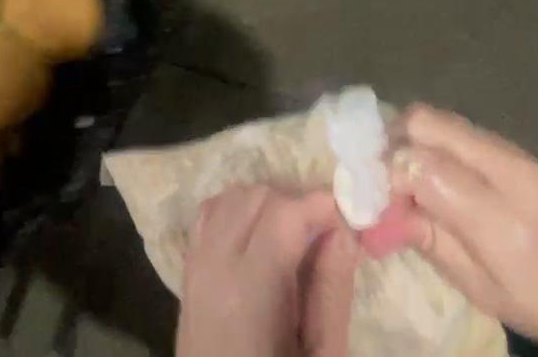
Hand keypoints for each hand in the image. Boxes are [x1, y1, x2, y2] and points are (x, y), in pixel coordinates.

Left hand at [177, 185, 357, 356]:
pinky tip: (261, 237)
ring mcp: (194, 261)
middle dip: (298, 206)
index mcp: (248, 291)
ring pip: (233, 196)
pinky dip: (239, 209)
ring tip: (297, 241)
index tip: (350, 217)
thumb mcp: (321, 356)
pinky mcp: (187, 266)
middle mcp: (213, 263)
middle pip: (259, 197)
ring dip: (269, 204)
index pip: (285, 214)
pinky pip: (211, 211)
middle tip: (327, 238)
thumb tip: (344, 230)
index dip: (321, 205)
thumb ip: (332, 291)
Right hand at [380, 106, 537, 351]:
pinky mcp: (511, 146)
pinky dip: (429, 141)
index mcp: (501, 219)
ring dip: (409, 139)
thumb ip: (429, 241)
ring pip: (437, 117)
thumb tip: (378, 210)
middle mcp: (506, 170)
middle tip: (383, 179)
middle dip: (391, 143)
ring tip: (404, 177)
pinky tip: (431, 172)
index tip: (376, 200)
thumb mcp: (483, 290)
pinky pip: (455, 127)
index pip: (423, 166)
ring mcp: (512, 151)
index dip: (387, 176)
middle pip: (425, 122)